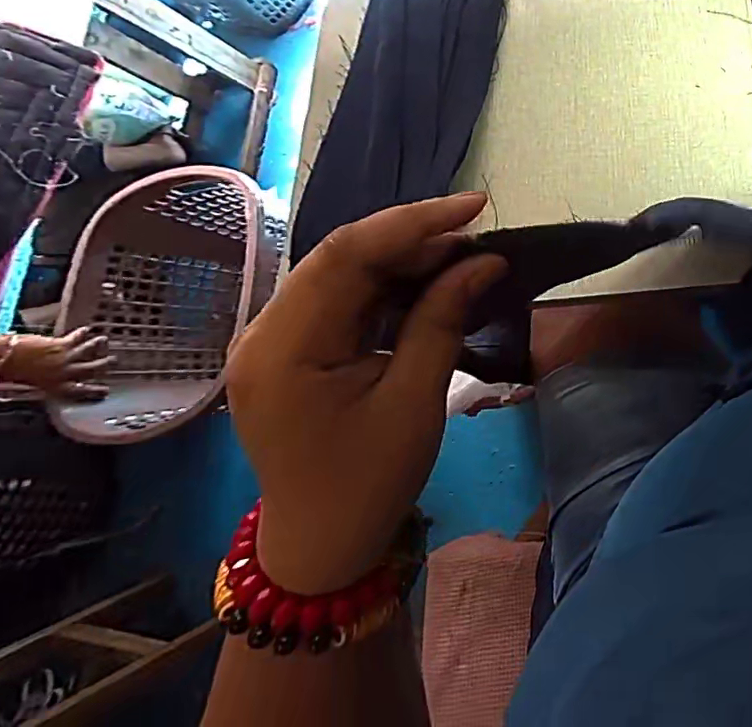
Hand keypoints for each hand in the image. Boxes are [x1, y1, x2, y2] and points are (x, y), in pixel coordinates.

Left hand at [1, 328, 111, 399]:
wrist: (1, 357)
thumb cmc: (9, 373)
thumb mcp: (28, 384)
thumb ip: (44, 383)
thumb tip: (51, 383)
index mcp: (54, 385)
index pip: (79, 390)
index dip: (94, 391)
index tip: (105, 390)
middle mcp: (64, 372)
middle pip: (92, 368)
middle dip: (104, 364)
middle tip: (113, 360)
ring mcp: (65, 357)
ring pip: (89, 350)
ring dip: (98, 344)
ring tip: (104, 340)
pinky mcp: (61, 344)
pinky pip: (77, 336)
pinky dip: (82, 332)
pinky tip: (86, 329)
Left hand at [224, 193, 505, 593]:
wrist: (322, 545)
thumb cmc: (370, 481)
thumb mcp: (416, 399)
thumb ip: (443, 319)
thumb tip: (484, 261)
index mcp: (283, 348)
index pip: (345, 256)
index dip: (412, 222)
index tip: (473, 206)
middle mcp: (267, 332)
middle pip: (342, 258)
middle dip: (415, 238)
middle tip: (478, 235)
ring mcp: (277, 339)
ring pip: (347, 273)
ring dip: (407, 259)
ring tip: (465, 254)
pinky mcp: (296, 348)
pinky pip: (347, 298)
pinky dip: (393, 284)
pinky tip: (433, 281)